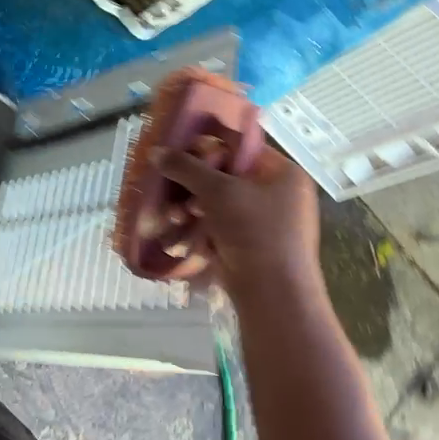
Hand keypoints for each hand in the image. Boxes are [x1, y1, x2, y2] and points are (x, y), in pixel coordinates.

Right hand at [152, 145, 321, 300]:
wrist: (273, 292)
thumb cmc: (253, 230)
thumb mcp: (217, 191)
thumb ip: (185, 166)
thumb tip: (156, 151)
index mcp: (283, 173)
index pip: (241, 147)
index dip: (208, 148)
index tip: (178, 154)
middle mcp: (278, 194)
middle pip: (225, 176)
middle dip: (193, 185)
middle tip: (171, 189)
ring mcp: (266, 221)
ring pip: (218, 203)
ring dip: (190, 208)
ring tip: (172, 218)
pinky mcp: (251, 243)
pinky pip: (220, 225)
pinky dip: (200, 227)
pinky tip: (180, 233)